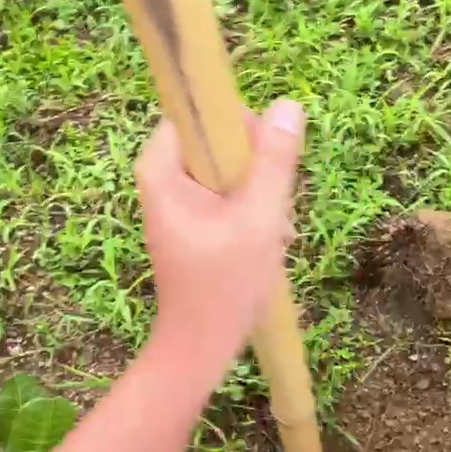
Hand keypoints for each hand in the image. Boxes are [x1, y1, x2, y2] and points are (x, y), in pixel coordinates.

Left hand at [135, 100, 305, 379]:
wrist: (202, 346)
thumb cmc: (225, 285)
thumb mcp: (259, 218)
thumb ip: (274, 161)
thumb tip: (288, 106)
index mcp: (161, 170)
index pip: (198, 115)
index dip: (237, 128)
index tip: (265, 161)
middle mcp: (162, 180)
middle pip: (217, 143)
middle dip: (255, 170)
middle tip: (276, 206)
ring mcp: (178, 204)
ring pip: (228, 172)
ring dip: (260, 196)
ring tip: (276, 231)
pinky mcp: (192, 224)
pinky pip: (227, 197)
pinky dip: (251, 214)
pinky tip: (270, 240)